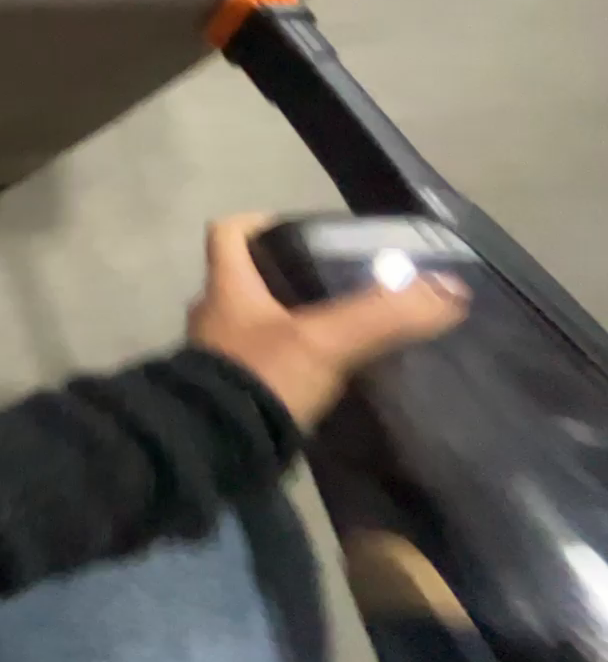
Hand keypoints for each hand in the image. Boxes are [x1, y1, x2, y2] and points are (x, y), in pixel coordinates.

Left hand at [189, 214, 469, 426]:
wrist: (216, 439)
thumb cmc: (260, 375)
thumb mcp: (324, 341)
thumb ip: (382, 314)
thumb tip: (447, 289)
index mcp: (224, 287)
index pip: (226, 233)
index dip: (258, 222)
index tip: (302, 228)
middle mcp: (213, 310)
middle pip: (247, 277)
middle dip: (290, 276)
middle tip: (345, 284)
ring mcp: (217, 348)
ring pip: (256, 318)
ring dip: (294, 319)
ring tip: (348, 327)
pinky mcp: (230, 382)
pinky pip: (262, 354)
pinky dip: (292, 354)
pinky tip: (331, 370)